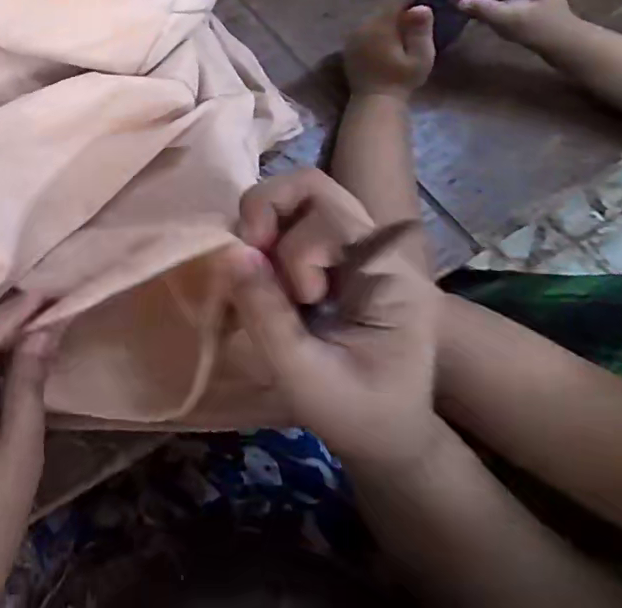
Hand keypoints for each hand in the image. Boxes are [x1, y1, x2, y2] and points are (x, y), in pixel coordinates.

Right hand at [232, 172, 442, 468]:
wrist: (387, 435)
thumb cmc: (356, 415)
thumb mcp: (306, 379)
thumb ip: (268, 316)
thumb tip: (230, 252)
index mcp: (390, 275)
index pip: (329, 215)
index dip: (294, 250)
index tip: (297, 301)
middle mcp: (378, 246)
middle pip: (311, 186)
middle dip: (267, 215)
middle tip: (255, 262)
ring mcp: (357, 245)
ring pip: (297, 194)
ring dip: (265, 225)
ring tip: (264, 276)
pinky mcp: (336, 252)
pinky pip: (292, 217)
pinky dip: (267, 236)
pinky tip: (268, 279)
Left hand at [345, 4, 436, 98]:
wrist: (374, 100)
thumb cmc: (401, 79)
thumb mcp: (420, 57)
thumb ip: (421, 31)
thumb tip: (421, 7)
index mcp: (380, 27)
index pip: (395, 3)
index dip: (410, 4)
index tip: (421, 13)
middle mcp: (362, 28)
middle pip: (382, 12)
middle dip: (398, 15)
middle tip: (414, 26)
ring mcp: (352, 38)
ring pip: (372, 22)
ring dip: (386, 25)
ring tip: (401, 37)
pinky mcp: (348, 48)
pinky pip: (364, 33)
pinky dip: (375, 35)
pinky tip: (385, 46)